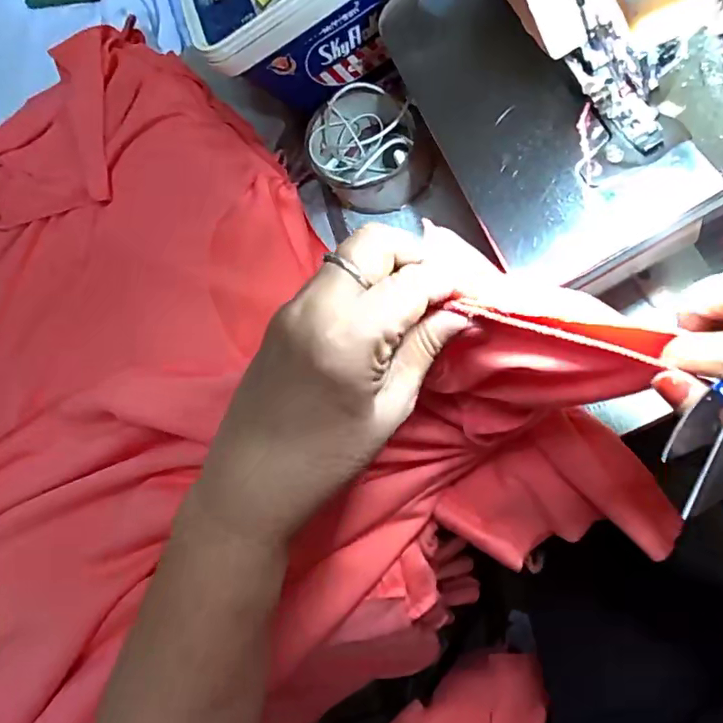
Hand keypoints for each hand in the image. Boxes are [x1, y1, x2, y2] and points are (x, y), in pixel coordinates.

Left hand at [189, 224, 470, 547]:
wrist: (249, 481)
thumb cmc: (328, 457)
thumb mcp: (390, 408)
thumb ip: (424, 349)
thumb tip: (461, 314)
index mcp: (349, 331)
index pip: (413, 279)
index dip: (450, 281)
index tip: (472, 296)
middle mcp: (318, 301)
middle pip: (376, 241)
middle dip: (416, 256)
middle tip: (439, 293)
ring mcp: (296, 302)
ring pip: (352, 252)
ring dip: (390, 264)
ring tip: (414, 302)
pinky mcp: (285, 311)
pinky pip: (334, 274)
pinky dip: (365, 279)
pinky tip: (380, 312)